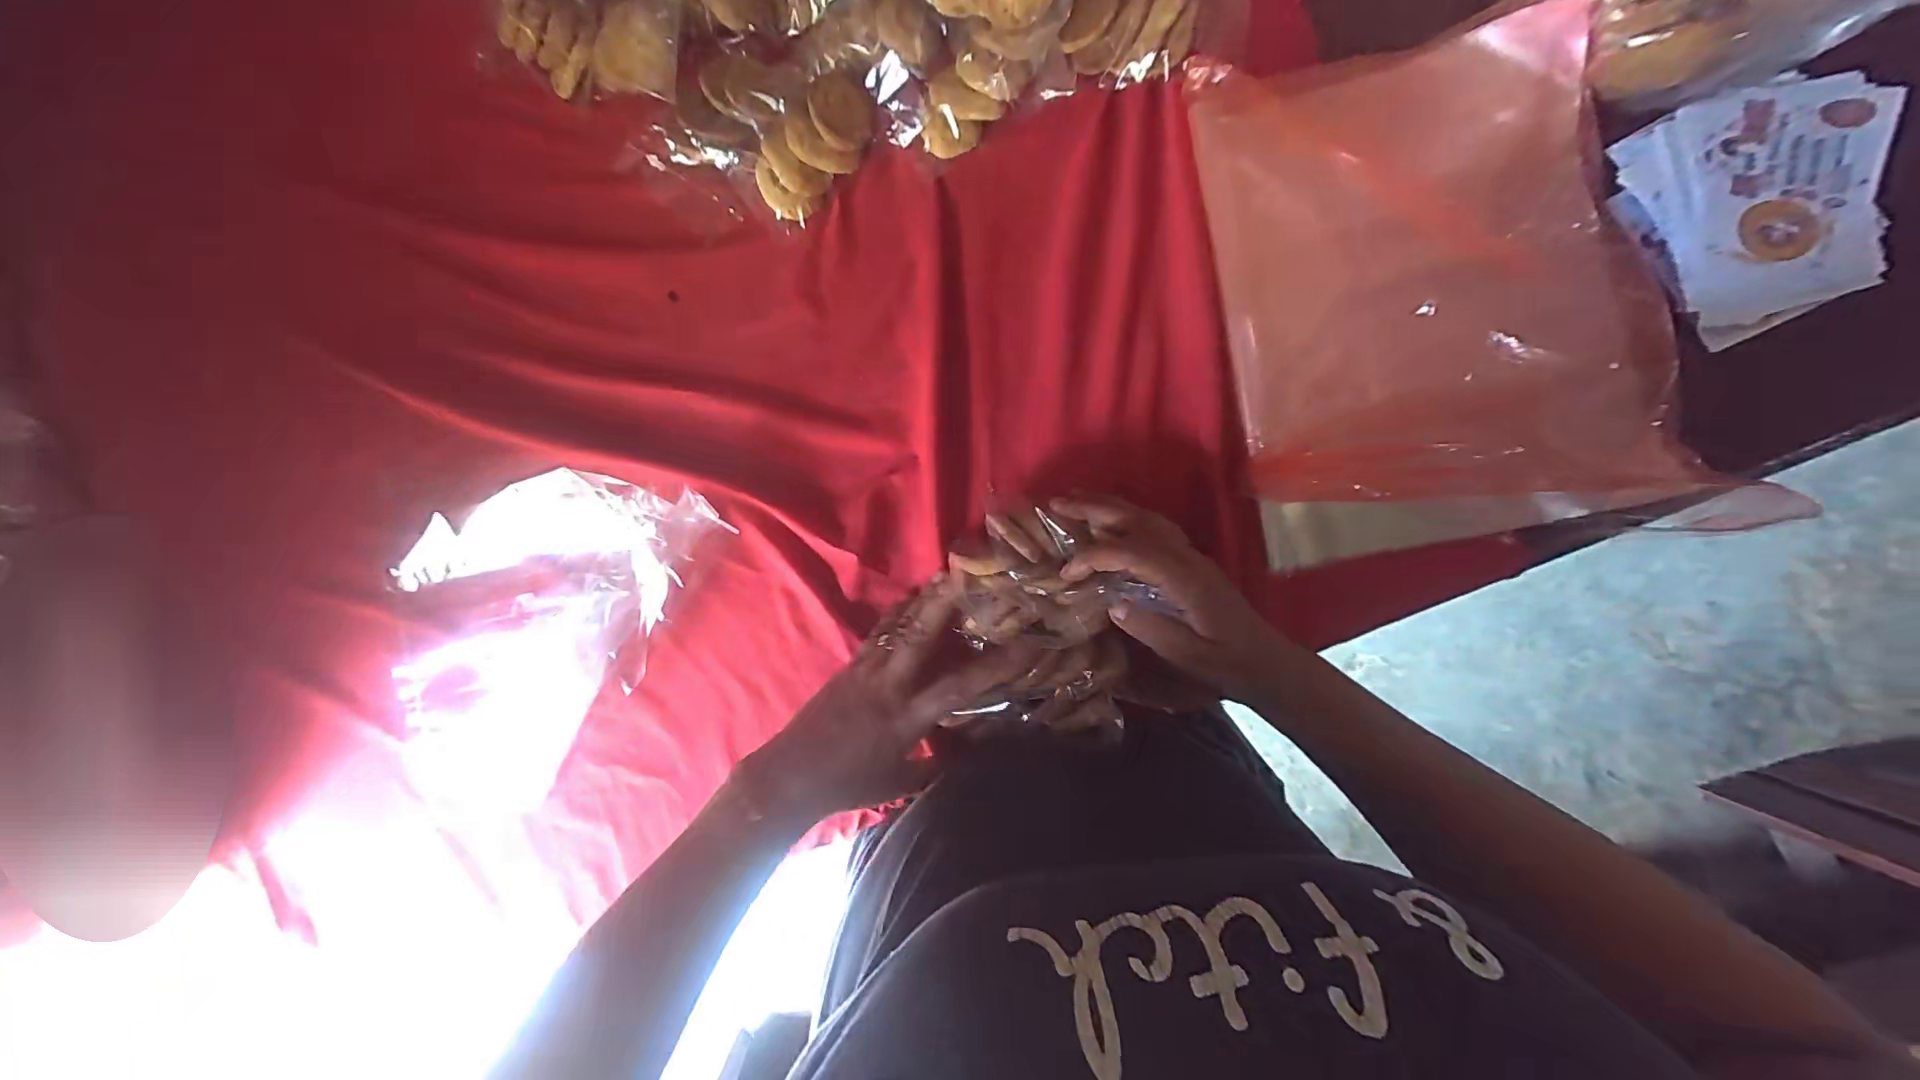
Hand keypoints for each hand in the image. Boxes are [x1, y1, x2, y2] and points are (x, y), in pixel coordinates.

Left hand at [733, 581, 1046, 824]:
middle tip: (966, 573)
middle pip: (920, 636)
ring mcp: (866, 671)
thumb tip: (970, 755)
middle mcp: (889, 687)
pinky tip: (909, 597)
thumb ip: (935, 765)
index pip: (959, 687)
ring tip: (944, 574)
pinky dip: (896, 612)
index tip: (1026, 644)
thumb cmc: (848, 784)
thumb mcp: (900, 782)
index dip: (996, 665)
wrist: (790, 775)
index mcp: (906, 719)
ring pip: (898, 627)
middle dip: (943, 602)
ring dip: (922, 599)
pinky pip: (878, 633)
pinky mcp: (849, 666)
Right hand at [1053, 495, 1304, 705]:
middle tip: (1058, 502)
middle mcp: (1188, 558)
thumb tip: (1112, 604)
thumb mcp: (1190, 656)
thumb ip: (1152, 629)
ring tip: (1076, 501)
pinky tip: (1110, 522)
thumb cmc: (1229, 663)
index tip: (1067, 571)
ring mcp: (1191, 556)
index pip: (1133, 552)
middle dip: (1096, 508)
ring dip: (1110, 506)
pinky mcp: (1190, 562)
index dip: (1095, 556)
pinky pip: (1154, 528)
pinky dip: (1127, 517)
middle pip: (1139, 521)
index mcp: (1186, 579)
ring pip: (1147, 518)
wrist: (1267, 662)